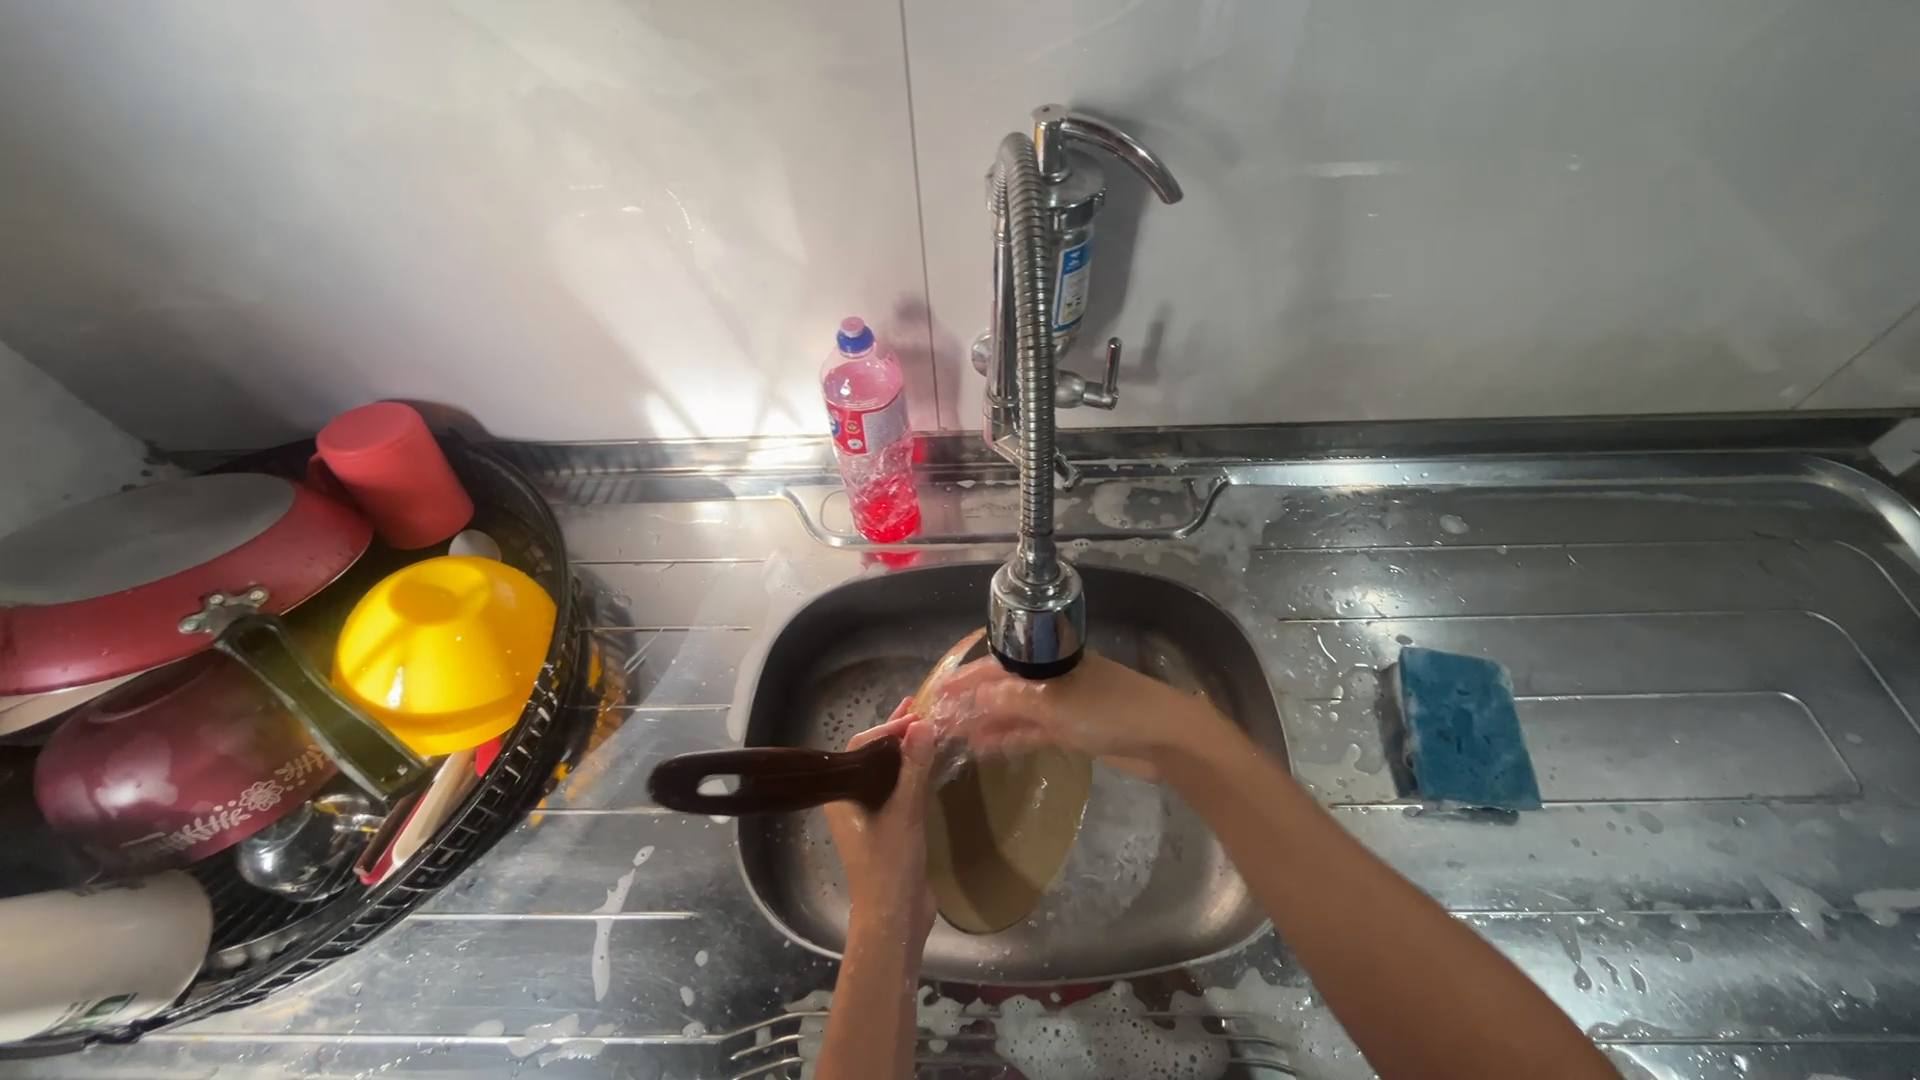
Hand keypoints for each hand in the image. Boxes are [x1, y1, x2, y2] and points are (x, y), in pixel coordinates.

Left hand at [823, 697, 937, 944]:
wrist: (895, 919)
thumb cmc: (889, 865)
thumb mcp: (905, 813)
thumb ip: (913, 769)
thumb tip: (922, 725)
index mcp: (844, 796)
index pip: (862, 747)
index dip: (888, 728)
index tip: (917, 717)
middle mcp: (853, 801)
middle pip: (872, 756)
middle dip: (896, 733)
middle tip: (922, 710)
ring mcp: (872, 816)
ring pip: (887, 773)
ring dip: (906, 750)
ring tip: (929, 727)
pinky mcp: (891, 828)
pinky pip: (900, 790)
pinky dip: (914, 772)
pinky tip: (932, 763)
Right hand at [925, 653, 1233, 775]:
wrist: (1165, 739)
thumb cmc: (1110, 711)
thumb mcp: (1056, 704)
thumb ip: (1013, 699)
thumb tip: (974, 695)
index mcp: (1050, 660)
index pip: (999, 664)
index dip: (968, 677)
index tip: (940, 689)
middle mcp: (1053, 678)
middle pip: (1005, 687)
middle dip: (973, 701)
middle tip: (941, 718)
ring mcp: (1063, 705)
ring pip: (1016, 712)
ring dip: (987, 723)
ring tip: (956, 737)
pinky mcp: (1073, 730)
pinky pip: (1032, 732)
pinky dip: (1009, 738)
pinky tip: (986, 748)